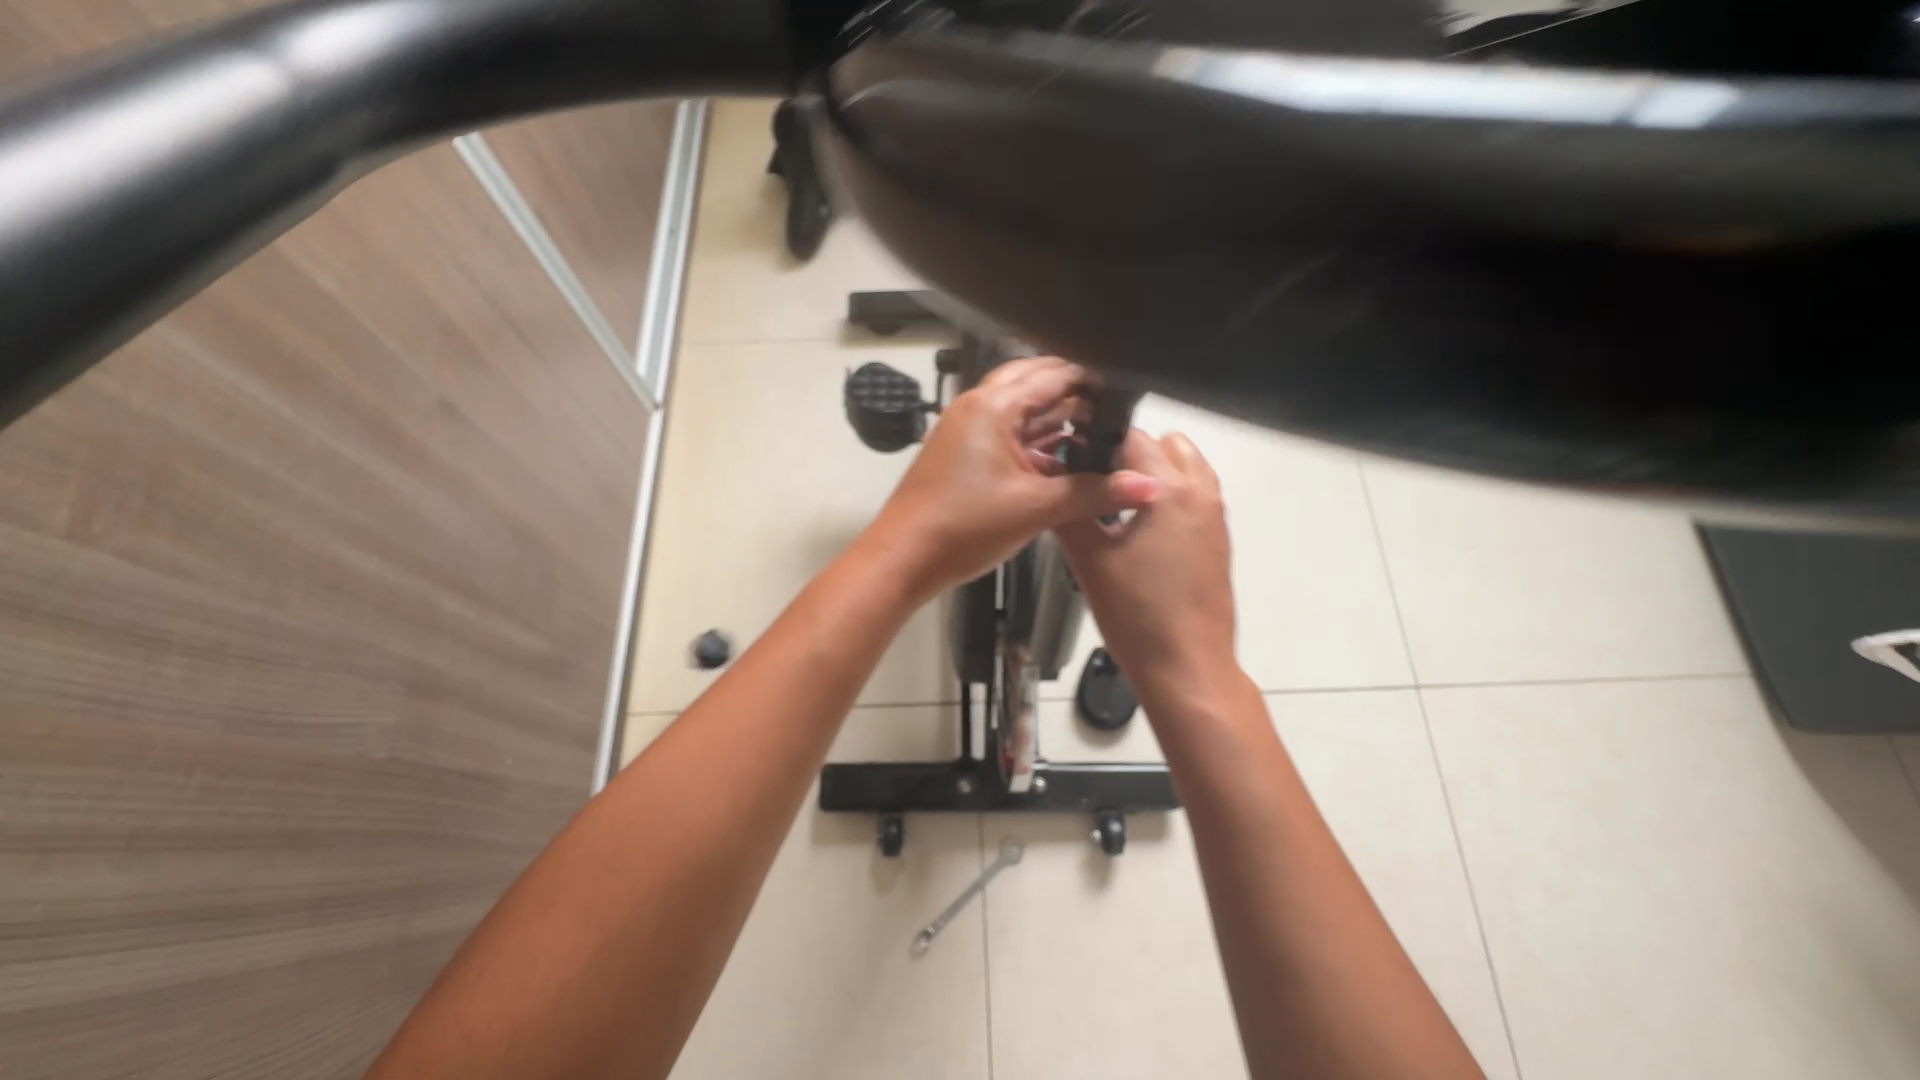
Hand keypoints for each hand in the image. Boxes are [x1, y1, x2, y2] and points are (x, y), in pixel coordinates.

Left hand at [867, 356, 1159, 599]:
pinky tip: (1064, 463)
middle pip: (1034, 384)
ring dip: (1055, 420)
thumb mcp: (1037, 508)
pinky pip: (1006, 436)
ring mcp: (966, 432)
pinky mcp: (963, 456)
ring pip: (1020, 412)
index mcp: (992, 406)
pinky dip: (1035, 444)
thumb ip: (1095, 493)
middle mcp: (977, 407)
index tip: (1128, 391)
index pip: (1053, 373)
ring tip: (1098, 436)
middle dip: (1074, 395)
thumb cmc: (965, 526)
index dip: (1092, 379)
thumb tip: (1150, 487)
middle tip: (1113, 413)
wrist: (903, 559)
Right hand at [1055, 430, 1236, 695]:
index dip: (1095, 445)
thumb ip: (1069, 510)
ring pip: (1186, 467)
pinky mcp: (1218, 540)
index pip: (1129, 437)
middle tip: (1095, 488)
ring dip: (1155, 474)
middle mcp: (1199, 491)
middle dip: (1128, 457)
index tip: (1071, 465)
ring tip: (1119, 508)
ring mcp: (1214, 516)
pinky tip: (1140, 534)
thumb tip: (1051, 478)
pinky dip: (1170, 498)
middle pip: (1164, 445)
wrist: (1186, 666)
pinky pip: (1195, 496)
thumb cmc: (1135, 614)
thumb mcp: (1089, 560)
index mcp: (1168, 489)